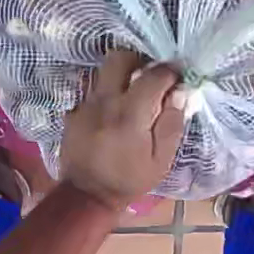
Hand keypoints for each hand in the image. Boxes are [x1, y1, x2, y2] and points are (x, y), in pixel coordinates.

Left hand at [58, 50, 184, 208]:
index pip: (154, 75)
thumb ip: (172, 124)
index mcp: (131, 113)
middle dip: (138, 61)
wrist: (87, 196)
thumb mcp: (160, 160)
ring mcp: (85, 105)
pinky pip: (92, 91)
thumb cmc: (129, 180)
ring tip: (132, 94)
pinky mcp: (73, 112)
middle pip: (120, 57)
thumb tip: (180, 94)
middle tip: (149, 77)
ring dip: (120, 76)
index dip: (170, 72)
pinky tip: (112, 113)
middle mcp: (105, 101)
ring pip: (103, 72)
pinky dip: (105, 95)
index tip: (176, 79)